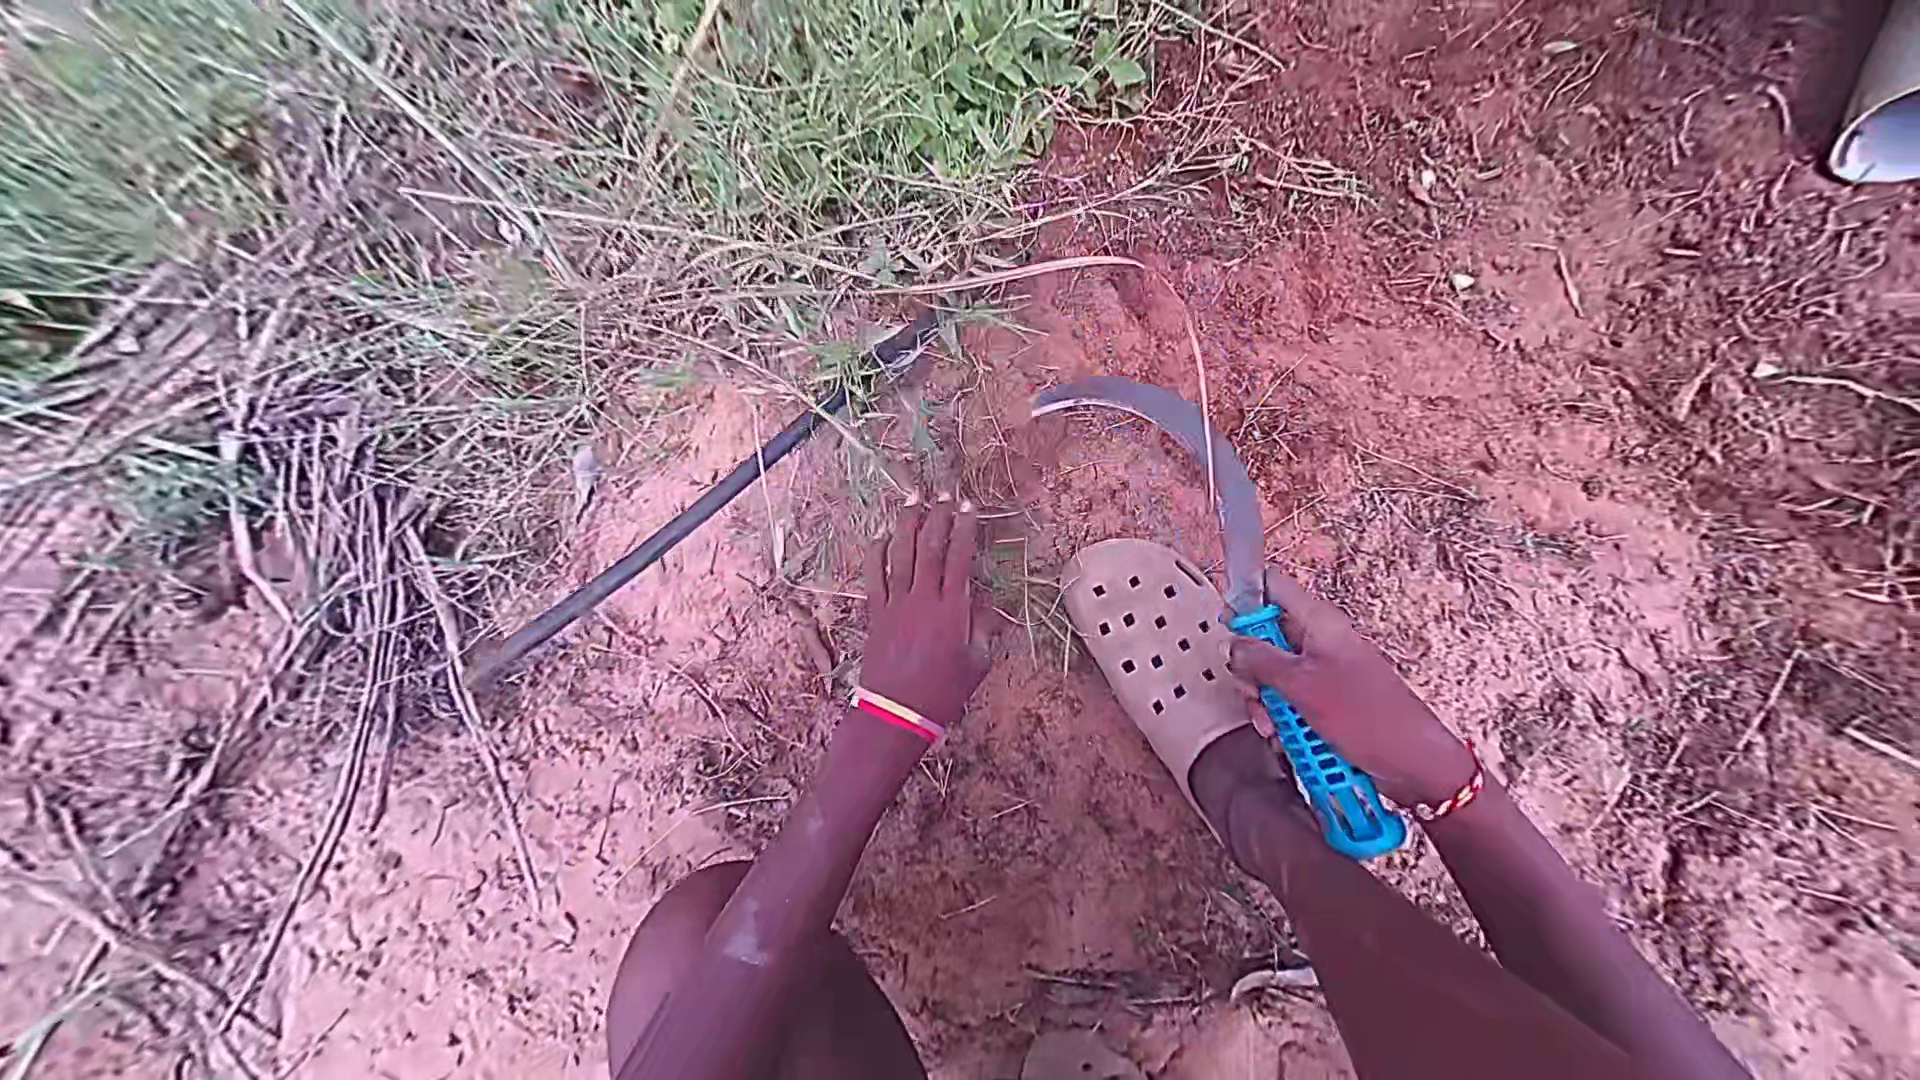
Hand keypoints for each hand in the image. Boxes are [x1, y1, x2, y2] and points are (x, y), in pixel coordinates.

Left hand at [858, 498, 992, 727]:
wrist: (897, 713)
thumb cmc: (943, 691)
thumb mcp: (977, 662)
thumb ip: (984, 627)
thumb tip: (987, 601)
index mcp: (952, 609)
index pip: (960, 558)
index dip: (965, 529)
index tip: (968, 508)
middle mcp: (923, 598)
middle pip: (930, 547)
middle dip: (937, 518)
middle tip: (943, 496)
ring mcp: (895, 602)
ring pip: (900, 554)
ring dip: (907, 525)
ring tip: (913, 501)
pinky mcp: (875, 611)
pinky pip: (874, 575)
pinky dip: (876, 553)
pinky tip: (881, 537)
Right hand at [1227, 569, 1475, 807]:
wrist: (1416, 769)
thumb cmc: (1372, 720)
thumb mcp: (1302, 685)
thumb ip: (1258, 660)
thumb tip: (1232, 644)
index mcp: (1318, 622)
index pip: (1270, 586)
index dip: (1244, 598)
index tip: (1229, 626)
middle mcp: (1317, 640)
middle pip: (1262, 634)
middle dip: (1249, 665)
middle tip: (1255, 688)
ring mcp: (1318, 670)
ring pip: (1269, 670)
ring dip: (1263, 698)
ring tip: (1274, 722)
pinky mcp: (1321, 697)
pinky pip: (1284, 697)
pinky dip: (1278, 715)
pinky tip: (1284, 735)